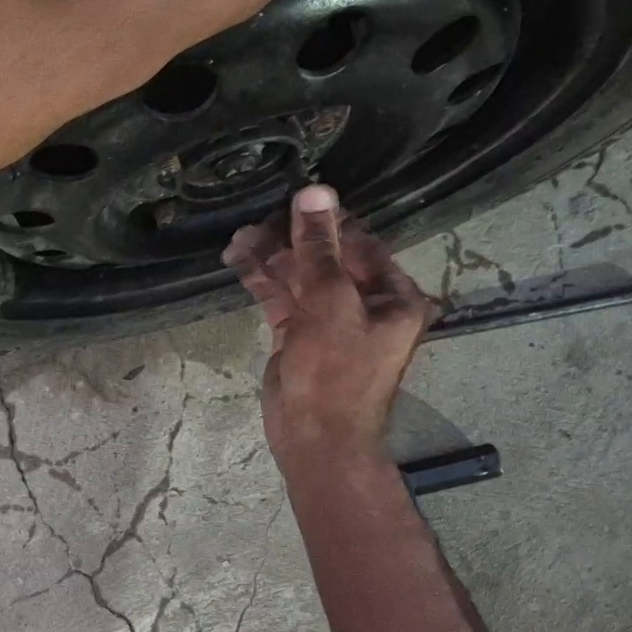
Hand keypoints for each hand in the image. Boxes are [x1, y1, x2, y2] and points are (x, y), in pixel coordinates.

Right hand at [224, 185, 437, 465]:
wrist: (316, 439)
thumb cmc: (336, 372)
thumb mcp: (330, 303)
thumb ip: (318, 249)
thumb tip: (314, 192)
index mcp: (392, 297)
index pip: (359, 244)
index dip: (326, 221)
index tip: (292, 197)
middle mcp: (365, 305)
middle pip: (326, 257)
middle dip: (291, 238)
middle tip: (257, 217)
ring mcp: (330, 321)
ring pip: (299, 277)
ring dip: (271, 256)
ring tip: (239, 235)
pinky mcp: (299, 336)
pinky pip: (281, 298)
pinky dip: (262, 280)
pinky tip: (238, 258)